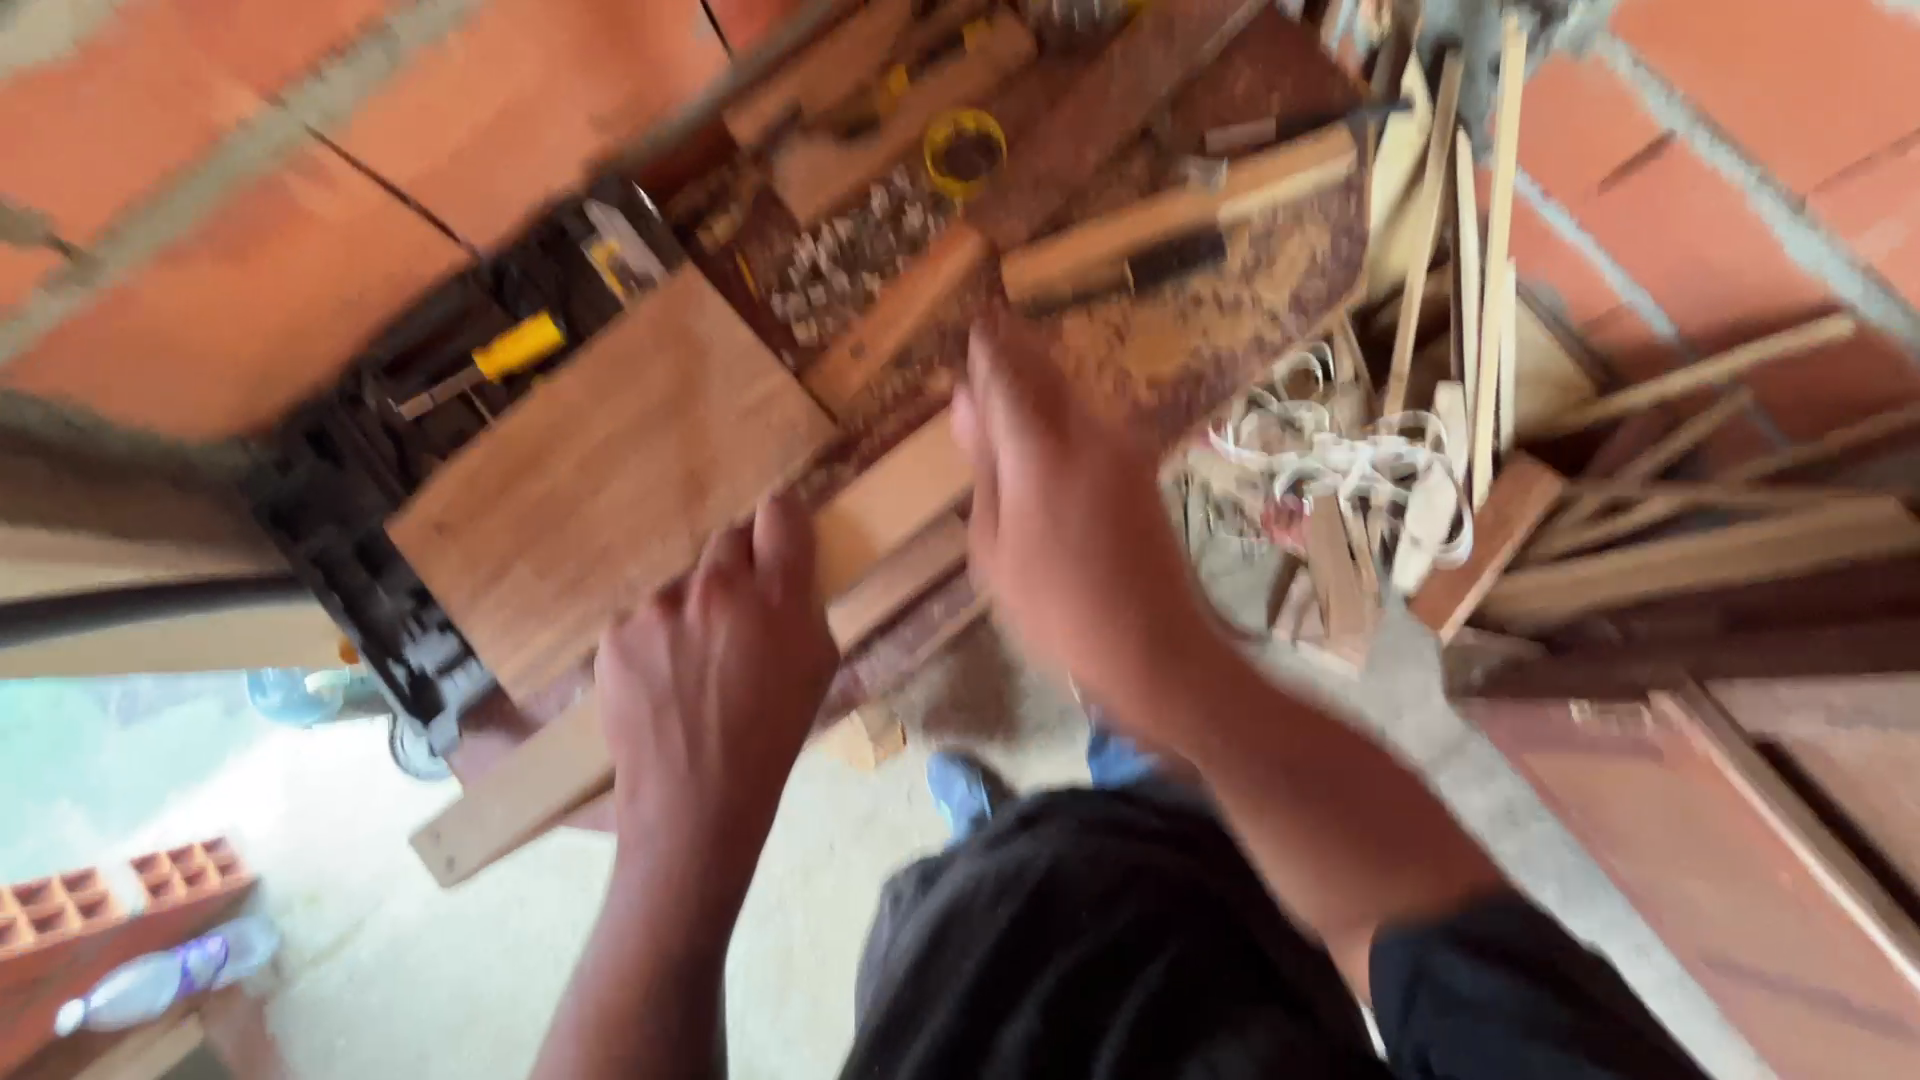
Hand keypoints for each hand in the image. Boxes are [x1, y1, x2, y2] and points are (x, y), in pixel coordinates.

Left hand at [594, 494, 840, 883]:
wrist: (696, 799)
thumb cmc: (773, 735)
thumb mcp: (818, 666)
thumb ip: (802, 607)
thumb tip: (786, 577)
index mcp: (776, 596)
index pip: (780, 513)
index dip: (782, 521)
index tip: (780, 539)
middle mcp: (716, 589)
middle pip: (729, 538)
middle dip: (740, 567)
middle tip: (740, 612)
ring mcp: (659, 609)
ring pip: (685, 584)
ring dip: (695, 607)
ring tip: (694, 664)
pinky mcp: (616, 634)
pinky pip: (646, 618)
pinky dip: (657, 639)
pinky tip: (663, 681)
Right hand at [952, 311, 1217, 729]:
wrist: (1153, 645)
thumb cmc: (1055, 608)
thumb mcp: (994, 547)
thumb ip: (984, 467)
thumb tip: (966, 404)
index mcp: (1040, 449)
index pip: (1006, 373)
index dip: (987, 347)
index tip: (974, 325)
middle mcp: (1087, 431)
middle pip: (1045, 369)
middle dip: (1015, 348)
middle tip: (991, 328)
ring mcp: (1122, 447)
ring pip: (1071, 392)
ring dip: (1039, 376)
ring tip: (1009, 370)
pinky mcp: (1140, 469)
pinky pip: (1090, 420)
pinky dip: (1060, 409)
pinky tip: (1043, 423)